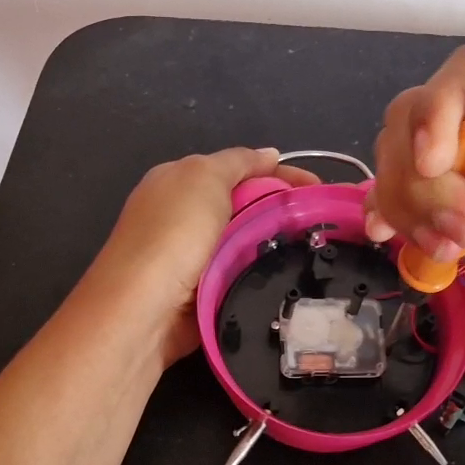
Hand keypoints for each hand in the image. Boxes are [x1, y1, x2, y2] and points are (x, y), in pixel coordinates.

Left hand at [92, 147, 320, 367]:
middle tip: (323, 223)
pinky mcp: (200, 293)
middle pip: (244, 205)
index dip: (281, 175)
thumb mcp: (204, 176)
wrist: (141, 310)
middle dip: (282, 210)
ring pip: (245, 242)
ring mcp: (190, 257)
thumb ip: (238, 162)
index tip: (320, 189)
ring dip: (276, 245)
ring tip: (316, 251)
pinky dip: (260, 275)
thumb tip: (269, 154)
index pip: (240, 169)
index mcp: (178, 181)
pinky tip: (286, 278)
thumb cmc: (172, 234)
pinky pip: (239, 276)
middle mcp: (181, 216)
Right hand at [364, 44, 464, 434]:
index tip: (435, 161)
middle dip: (423, 164)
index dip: (444, 103)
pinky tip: (400, 245)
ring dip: (410, 198)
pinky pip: (408, 203)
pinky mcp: (464, 229)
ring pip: (409, 154)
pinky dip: (391, 216)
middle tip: (460, 230)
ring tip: (450, 252)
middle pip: (430, 108)